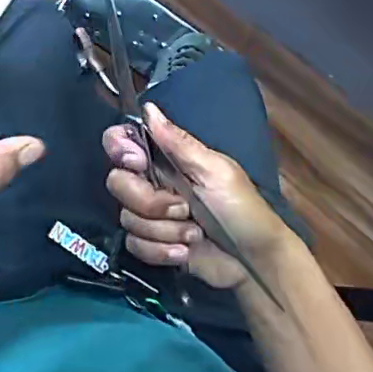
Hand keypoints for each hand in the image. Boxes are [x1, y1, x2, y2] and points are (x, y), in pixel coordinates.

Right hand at [103, 103, 298, 292]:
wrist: (255, 263)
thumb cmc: (243, 210)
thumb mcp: (216, 172)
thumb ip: (179, 143)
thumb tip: (149, 108)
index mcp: (166, 160)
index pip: (121, 142)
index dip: (120, 150)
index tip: (138, 163)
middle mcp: (152, 183)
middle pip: (117, 183)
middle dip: (150, 202)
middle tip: (184, 209)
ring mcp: (149, 215)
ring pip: (127, 218)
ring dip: (164, 230)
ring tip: (194, 233)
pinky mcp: (151, 243)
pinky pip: (134, 244)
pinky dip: (161, 251)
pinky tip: (185, 251)